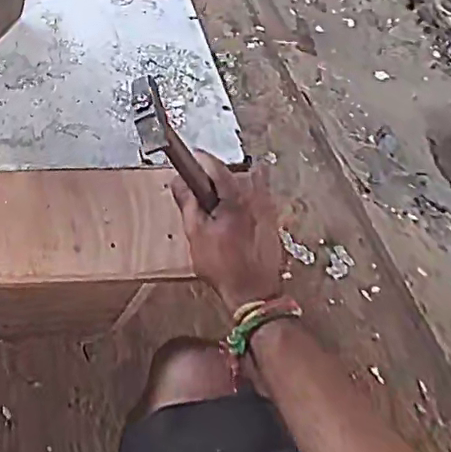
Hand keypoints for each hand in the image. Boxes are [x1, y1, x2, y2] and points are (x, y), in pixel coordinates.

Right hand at [170, 151, 286, 307]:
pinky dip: (240, 202)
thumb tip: (178, 181)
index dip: (200, 160)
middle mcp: (256, 200)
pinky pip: (254, 201)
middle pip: (233, 174)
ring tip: (212, 204)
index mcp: (236, 199)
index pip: (217, 166)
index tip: (189, 158)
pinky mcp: (272, 223)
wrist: (253, 293)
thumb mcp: (195, 232)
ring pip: (245, 187)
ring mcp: (267, 211)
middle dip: (214, 176)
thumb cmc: (223, 266)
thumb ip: (187, 202)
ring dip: (228, 189)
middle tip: (197, 186)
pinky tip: (228, 219)